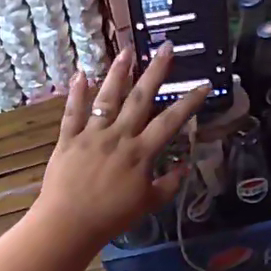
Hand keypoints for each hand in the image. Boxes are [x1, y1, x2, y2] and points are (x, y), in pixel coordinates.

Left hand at [30, 44, 209, 250]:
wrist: (69, 223)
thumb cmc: (111, 218)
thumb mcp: (147, 204)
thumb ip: (168, 184)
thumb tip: (184, 166)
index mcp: (140, 153)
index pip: (170, 121)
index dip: (188, 102)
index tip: (203, 84)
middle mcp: (118, 137)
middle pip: (140, 98)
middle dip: (156, 72)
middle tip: (167, 48)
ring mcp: (92, 135)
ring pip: (107, 98)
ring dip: (118, 73)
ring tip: (127, 51)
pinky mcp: (68, 139)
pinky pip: (73, 112)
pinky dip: (77, 93)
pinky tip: (81, 74)